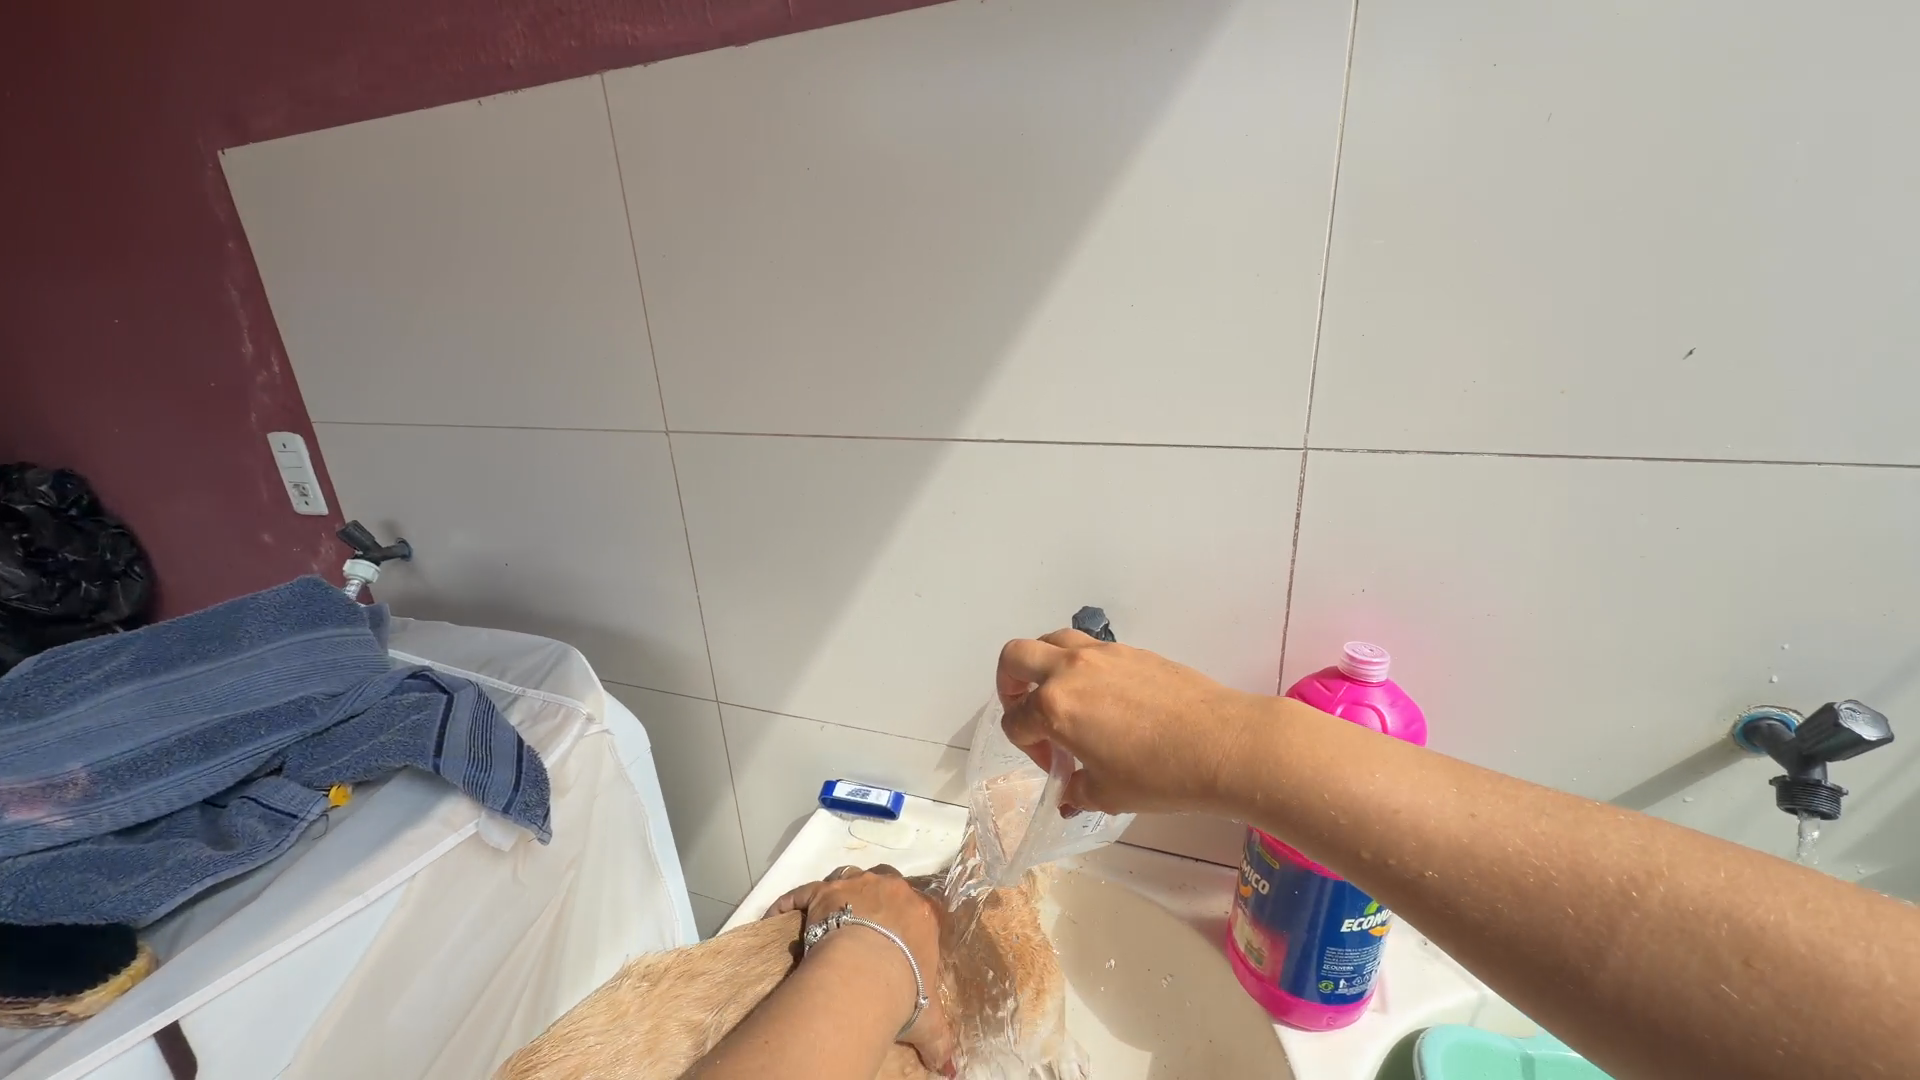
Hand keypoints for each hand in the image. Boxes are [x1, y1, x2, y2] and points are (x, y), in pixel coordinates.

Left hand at [765, 865, 953, 1071]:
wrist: (866, 973)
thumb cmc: (903, 988)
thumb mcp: (928, 1018)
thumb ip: (939, 1040)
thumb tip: (950, 1071)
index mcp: (923, 913)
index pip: (923, 905)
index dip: (910, 917)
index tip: (903, 932)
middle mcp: (893, 889)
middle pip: (886, 882)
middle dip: (877, 897)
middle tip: (866, 921)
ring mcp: (857, 885)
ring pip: (848, 876)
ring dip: (840, 890)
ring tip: (830, 912)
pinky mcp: (824, 892)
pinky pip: (803, 892)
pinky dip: (790, 903)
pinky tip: (778, 915)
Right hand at [997, 629, 1267, 815]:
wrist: (1221, 744)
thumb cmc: (1158, 776)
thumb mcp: (1108, 795)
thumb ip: (1078, 790)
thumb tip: (1071, 792)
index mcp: (1054, 707)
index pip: (1016, 721)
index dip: (1028, 747)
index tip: (1055, 765)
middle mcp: (1069, 671)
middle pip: (1015, 657)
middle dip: (1009, 684)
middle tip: (1029, 711)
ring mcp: (1101, 655)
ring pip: (1052, 641)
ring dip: (1045, 666)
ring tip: (1064, 698)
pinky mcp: (1131, 651)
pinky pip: (1090, 649)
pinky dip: (1082, 668)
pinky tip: (1107, 700)